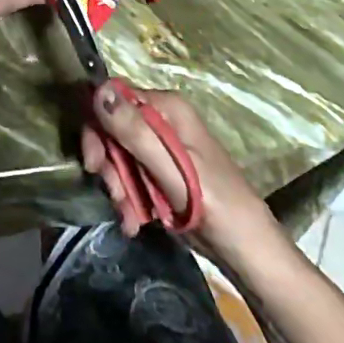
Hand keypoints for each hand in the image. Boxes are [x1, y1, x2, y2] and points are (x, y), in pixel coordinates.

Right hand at [82, 85, 286, 263]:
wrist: (247, 251)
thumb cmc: (216, 205)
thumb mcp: (172, 170)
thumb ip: (135, 132)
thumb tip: (99, 91)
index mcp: (167, 108)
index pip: (112, 99)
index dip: (98, 128)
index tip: (96, 163)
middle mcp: (162, 119)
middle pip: (111, 129)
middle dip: (109, 166)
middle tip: (116, 195)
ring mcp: (161, 145)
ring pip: (117, 155)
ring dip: (118, 187)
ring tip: (131, 217)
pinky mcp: (160, 170)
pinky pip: (129, 174)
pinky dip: (127, 197)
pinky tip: (134, 221)